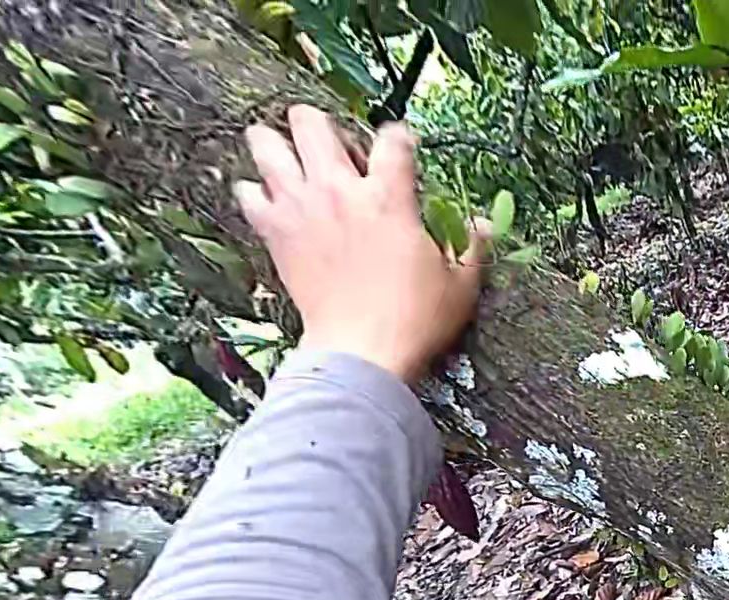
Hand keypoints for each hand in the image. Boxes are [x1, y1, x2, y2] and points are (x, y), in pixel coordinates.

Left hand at [234, 105, 487, 383]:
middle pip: (311, 121)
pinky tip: (282, 210)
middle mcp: (339, 190)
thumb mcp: (461, 287)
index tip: (404, 149)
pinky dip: (260, 194)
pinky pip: (247, 190)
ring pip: (265, 140)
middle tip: (345, 165)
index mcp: (390, 199)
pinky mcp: (275, 231)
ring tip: (303, 175)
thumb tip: (481, 223)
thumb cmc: (419, 319)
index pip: (392, 141)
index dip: (400, 139)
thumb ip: (472, 248)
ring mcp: (300, 206)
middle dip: (328, 134)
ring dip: (282, 150)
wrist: (365, 350)